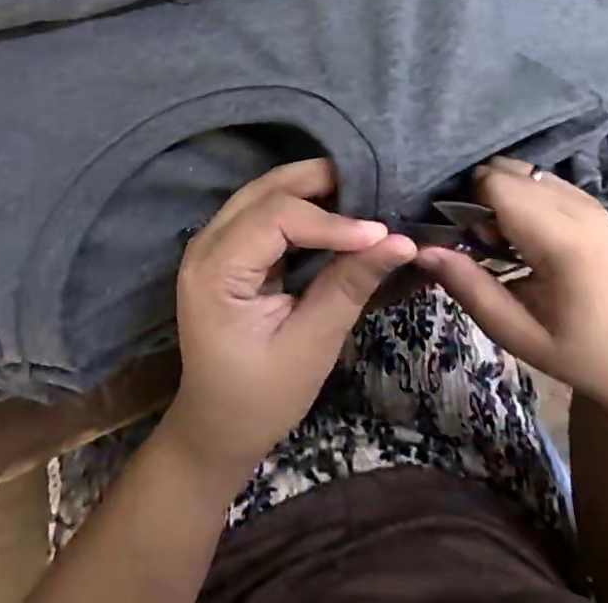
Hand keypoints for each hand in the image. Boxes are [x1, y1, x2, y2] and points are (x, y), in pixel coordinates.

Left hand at [161, 159, 416, 486]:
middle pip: (267, 189)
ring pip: (266, 190)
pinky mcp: (228, 246)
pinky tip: (337, 207)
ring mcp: (213, 241)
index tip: (381, 232)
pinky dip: (304, 202)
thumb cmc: (260, 397)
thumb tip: (401, 241)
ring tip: (364, 192)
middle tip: (377, 186)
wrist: (216, 425)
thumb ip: (349, 285)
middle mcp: (206, 243)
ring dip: (314, 186)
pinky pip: (266, 208)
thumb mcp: (311, 346)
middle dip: (323, 182)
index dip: (332, 220)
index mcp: (215, 271)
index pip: (276, 217)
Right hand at [415, 157, 607, 414]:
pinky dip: (520, 196)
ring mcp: (590, 202)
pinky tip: (522, 236)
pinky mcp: (593, 204)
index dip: (467, 203)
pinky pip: (540, 179)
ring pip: (522, 170)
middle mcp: (580, 208)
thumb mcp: (513, 331)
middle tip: (480, 243)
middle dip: (480, 197)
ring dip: (500, 195)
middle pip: (507, 170)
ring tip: (501, 241)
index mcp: (564, 240)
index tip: (464, 241)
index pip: (496, 184)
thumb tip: (420, 249)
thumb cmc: (573, 353)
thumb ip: (466, 285)